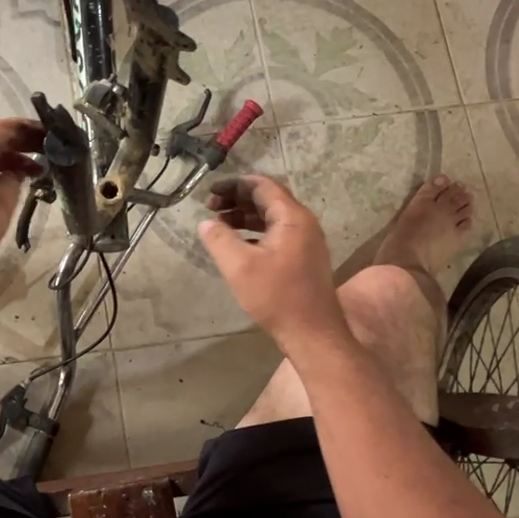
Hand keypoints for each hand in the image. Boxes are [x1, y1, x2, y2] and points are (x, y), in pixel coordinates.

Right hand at [198, 175, 349, 345]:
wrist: (313, 332)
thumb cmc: (276, 296)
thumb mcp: (239, 266)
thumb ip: (219, 239)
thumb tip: (206, 222)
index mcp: (292, 218)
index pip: (262, 186)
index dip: (234, 185)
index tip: (210, 192)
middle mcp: (303, 223)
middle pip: (268, 199)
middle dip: (237, 199)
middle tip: (210, 207)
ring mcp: (306, 241)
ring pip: (272, 217)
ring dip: (245, 216)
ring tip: (219, 224)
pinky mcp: (304, 257)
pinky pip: (277, 233)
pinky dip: (255, 232)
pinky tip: (237, 244)